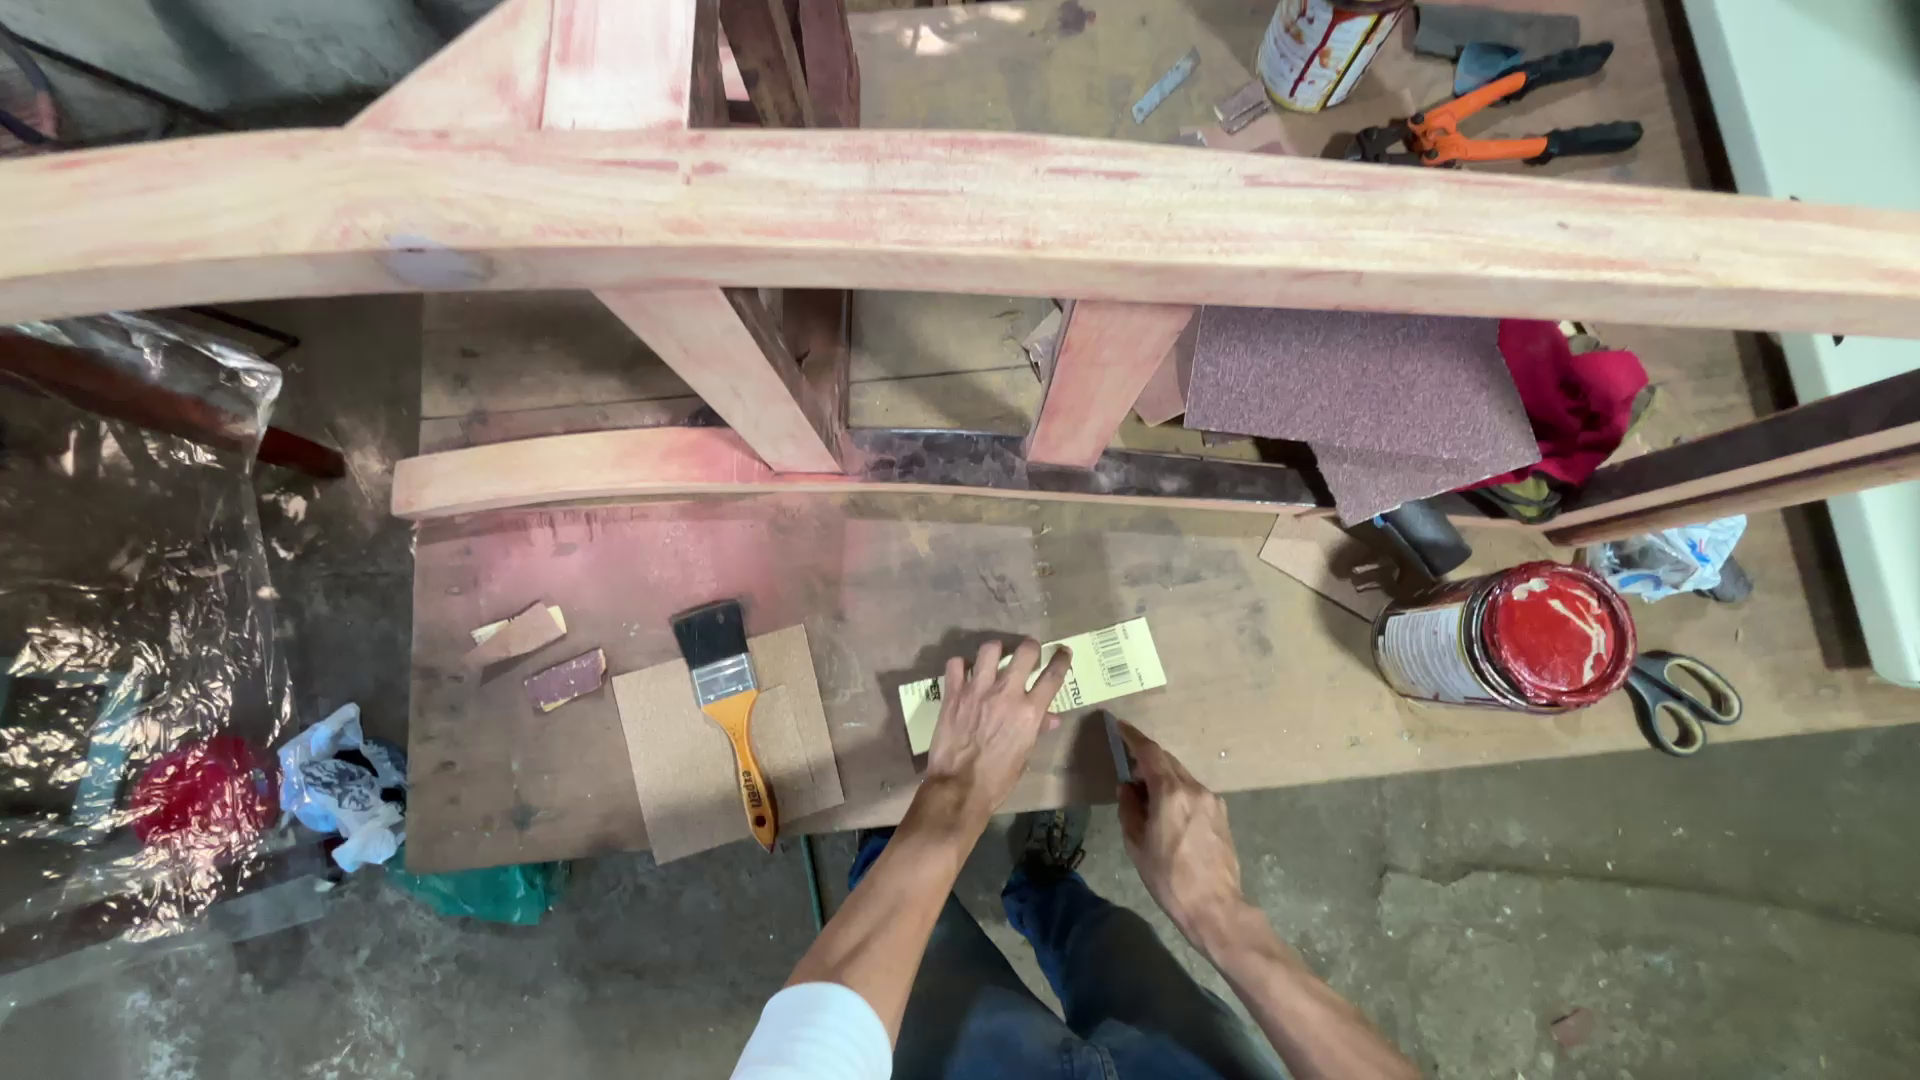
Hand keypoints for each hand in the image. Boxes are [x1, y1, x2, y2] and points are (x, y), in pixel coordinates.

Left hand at [924, 638, 1071, 823]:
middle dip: (1030, 647)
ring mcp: (978, 690)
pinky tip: (963, 671)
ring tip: (995, 655)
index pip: (1053, 675)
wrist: (960, 787)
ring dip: (995, 650)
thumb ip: (1036, 729)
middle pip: (1025, 652)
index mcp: (1030, 711)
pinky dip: (960, 665)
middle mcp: (1007, 693)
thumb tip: (1051, 717)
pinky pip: (955, 664)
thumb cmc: (998, 778)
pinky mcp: (954, 693)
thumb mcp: (1024, 755)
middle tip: (1028, 651)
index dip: (1061, 659)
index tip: (1063, 651)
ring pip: (990, 649)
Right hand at [1116, 720, 1254, 950]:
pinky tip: (1169, 811)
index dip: (1133, 737)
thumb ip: (1129, 809)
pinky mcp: (1222, 814)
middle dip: (1147, 759)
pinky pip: (1194, 792)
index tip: (1120, 726)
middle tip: (1129, 767)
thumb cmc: (1168, 878)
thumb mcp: (1137, 844)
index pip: (1149, 752)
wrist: (1215, 908)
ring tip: (1147, 795)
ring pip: (1182, 776)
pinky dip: (1177, 791)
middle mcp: (1194, 789)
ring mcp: (1212, 801)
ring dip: (1163, 777)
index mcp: (1170, 793)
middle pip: (1167, 761)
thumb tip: (1127, 788)